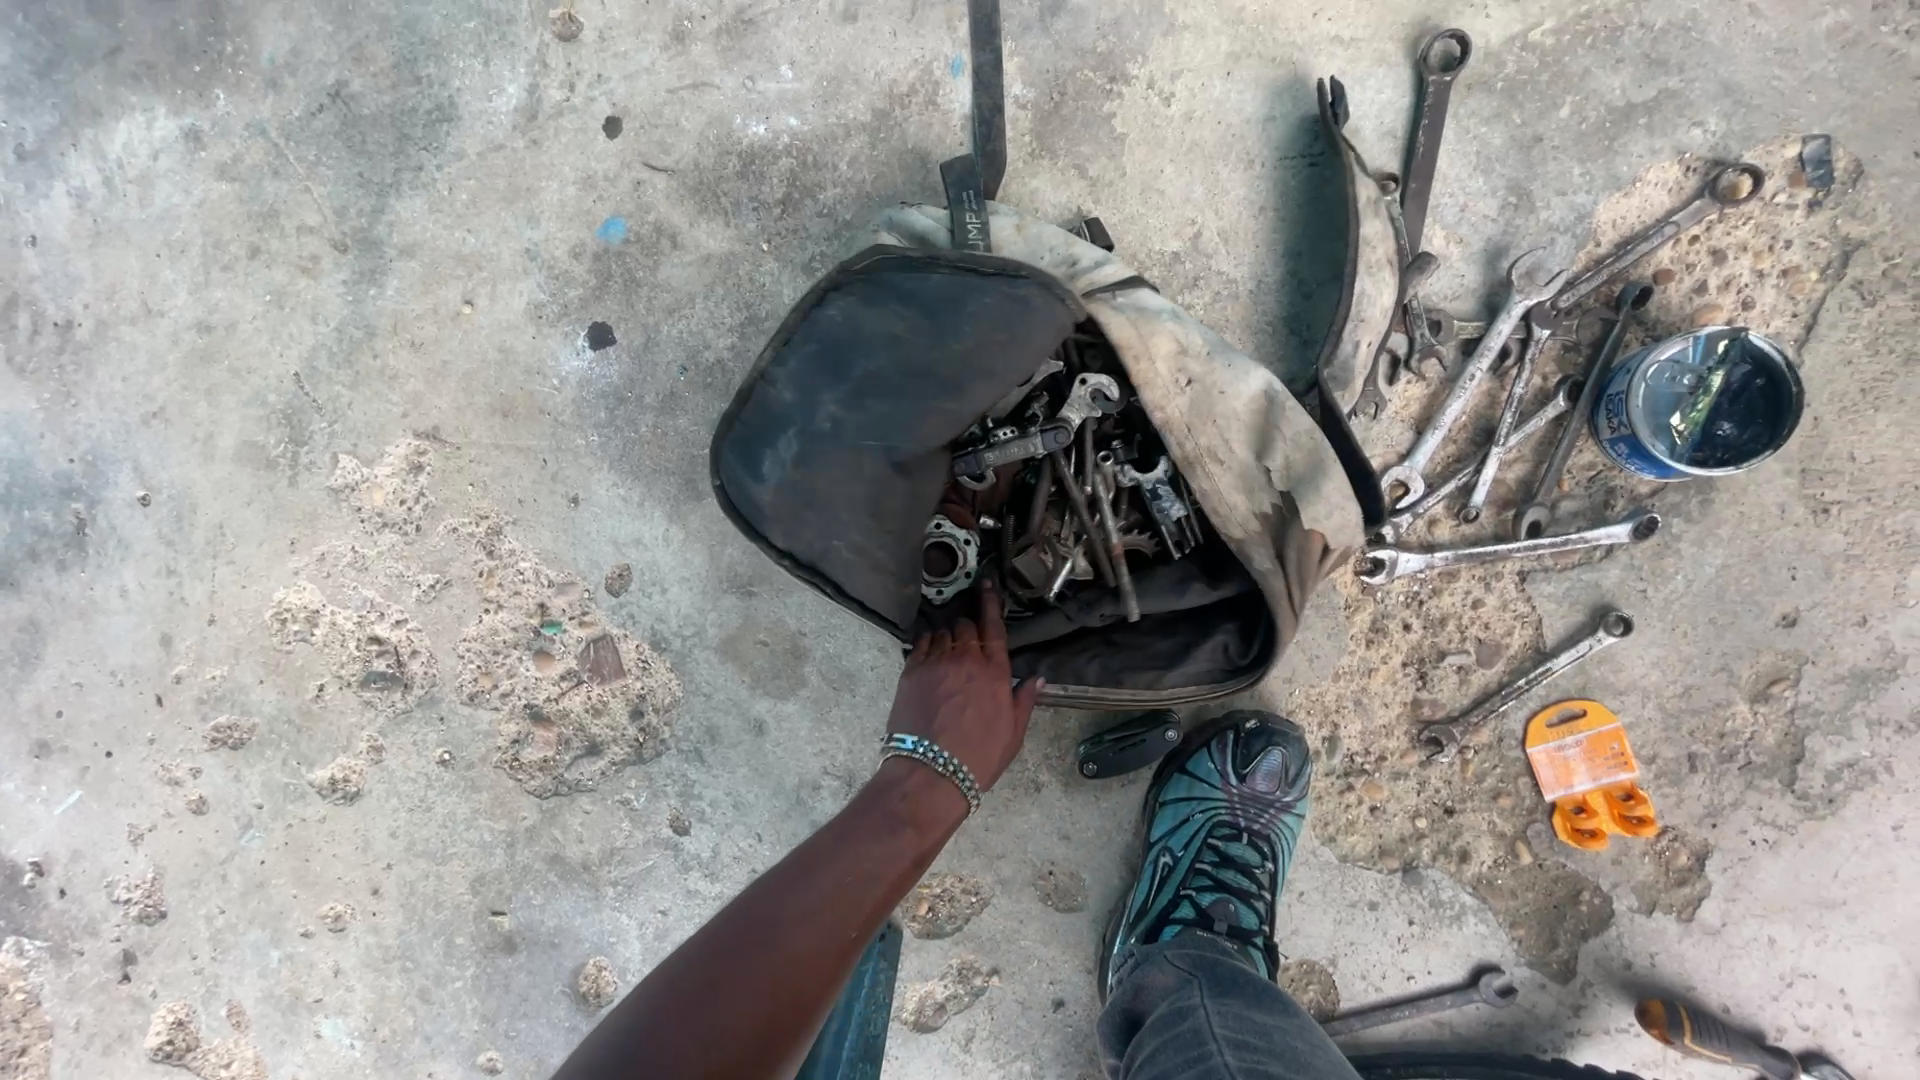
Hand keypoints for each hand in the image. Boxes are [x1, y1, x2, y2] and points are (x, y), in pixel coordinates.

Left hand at [886, 581, 1042, 791]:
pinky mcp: (911, 671)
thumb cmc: (978, 758)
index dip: (991, 602)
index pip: (994, 626)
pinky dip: (926, 643)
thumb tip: (1037, 679)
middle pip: (966, 626)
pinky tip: (928, 653)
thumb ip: (1025, 701)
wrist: (931, 772)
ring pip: (943, 633)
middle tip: (967, 641)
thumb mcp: (1013, 734)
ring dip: (947, 637)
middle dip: (968, 628)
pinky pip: (920, 643)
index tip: (987, 585)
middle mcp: (966, 659)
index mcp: (995, 672)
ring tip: (947, 653)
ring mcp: (936, 662)